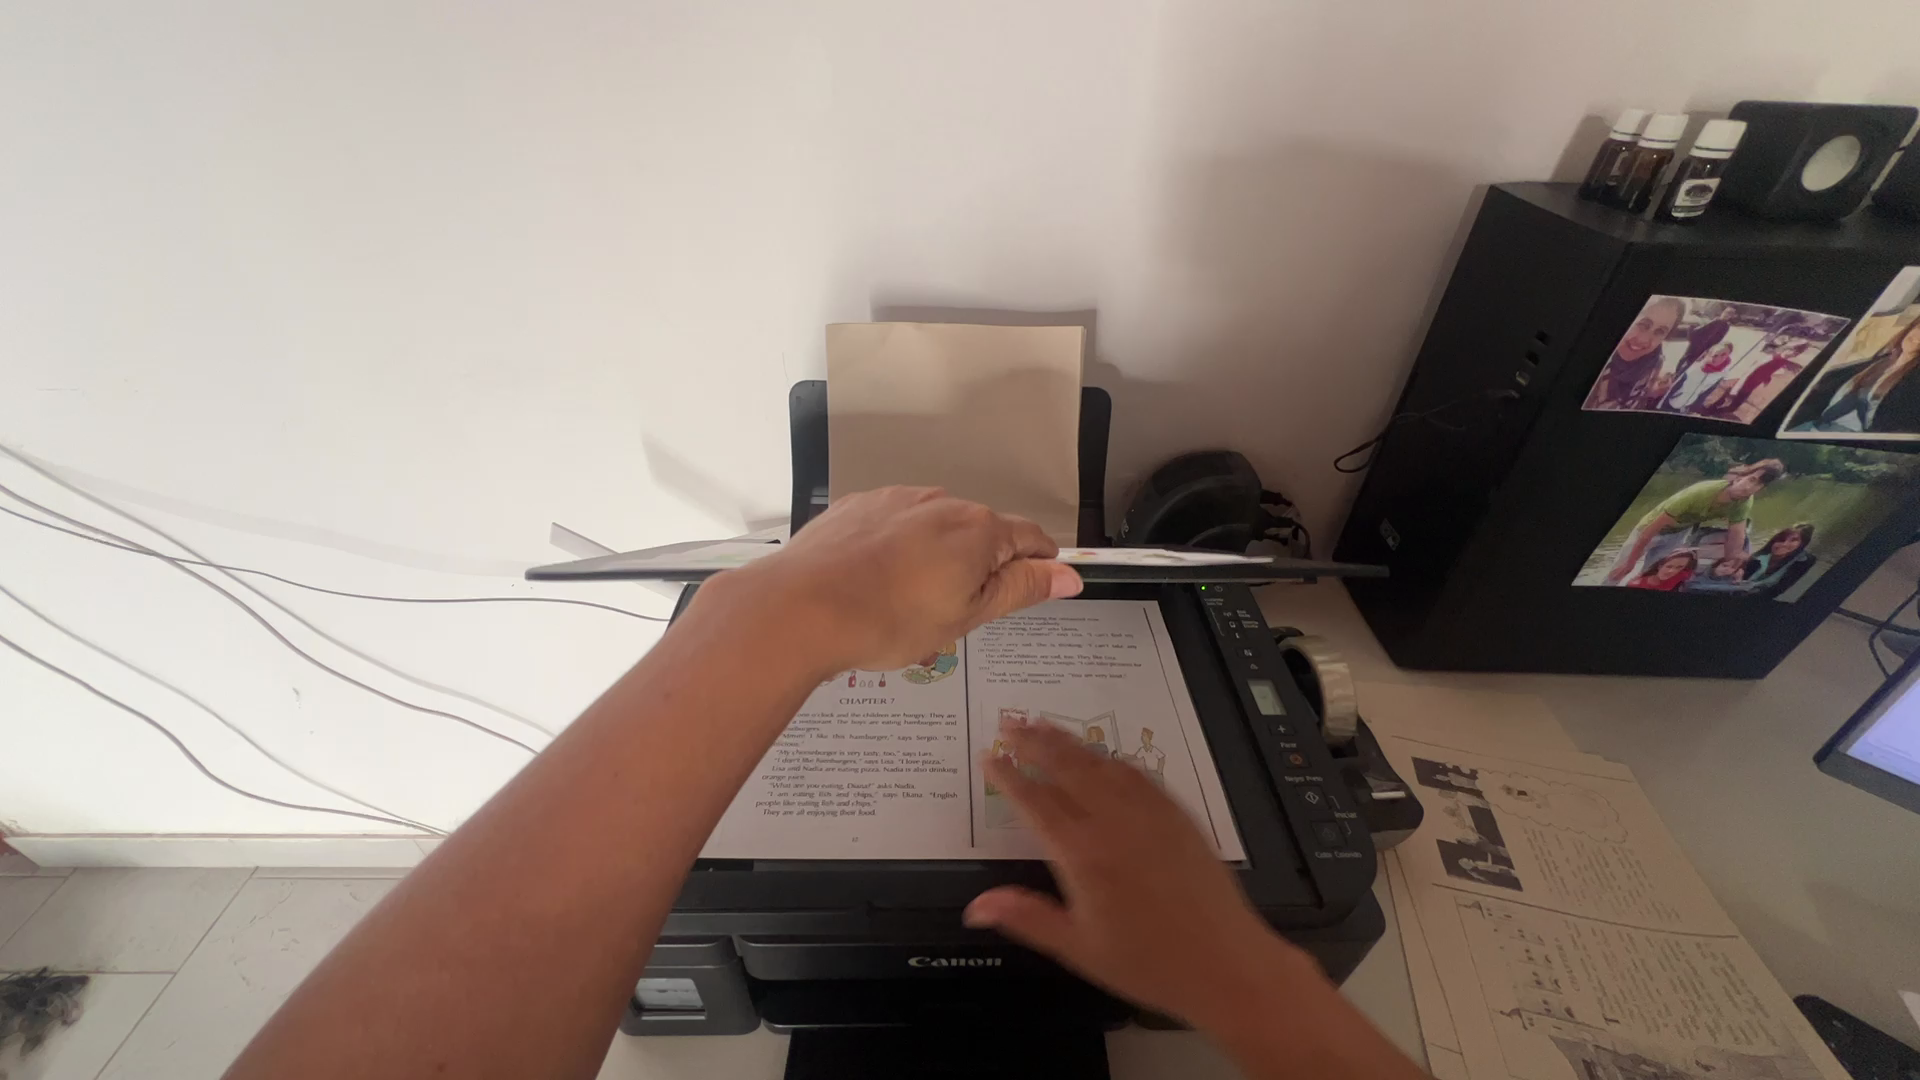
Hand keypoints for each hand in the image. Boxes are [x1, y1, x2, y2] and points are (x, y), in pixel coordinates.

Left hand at [701, 487, 1082, 673]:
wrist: (801, 607)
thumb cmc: (887, 619)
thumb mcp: (967, 616)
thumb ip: (1021, 588)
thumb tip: (1069, 575)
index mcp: (977, 529)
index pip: (1029, 538)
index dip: (1039, 563)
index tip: (1037, 582)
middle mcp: (941, 502)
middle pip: (979, 531)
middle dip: (980, 564)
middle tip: (958, 610)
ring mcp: (896, 499)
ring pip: (934, 527)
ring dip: (936, 554)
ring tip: (908, 600)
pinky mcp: (858, 505)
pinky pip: (894, 523)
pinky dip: (897, 546)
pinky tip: (876, 579)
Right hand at [963, 716, 1321, 1033]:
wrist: (1227, 964)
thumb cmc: (1149, 963)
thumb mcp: (1079, 948)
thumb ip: (1026, 917)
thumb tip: (976, 907)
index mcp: (1082, 853)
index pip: (1035, 801)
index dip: (1008, 776)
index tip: (989, 757)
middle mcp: (1112, 821)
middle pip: (1064, 767)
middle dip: (1032, 742)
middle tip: (1009, 725)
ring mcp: (1147, 811)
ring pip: (1098, 762)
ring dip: (1067, 740)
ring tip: (1043, 723)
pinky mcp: (1175, 811)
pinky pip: (1135, 772)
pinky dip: (1109, 756)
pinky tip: (1099, 753)